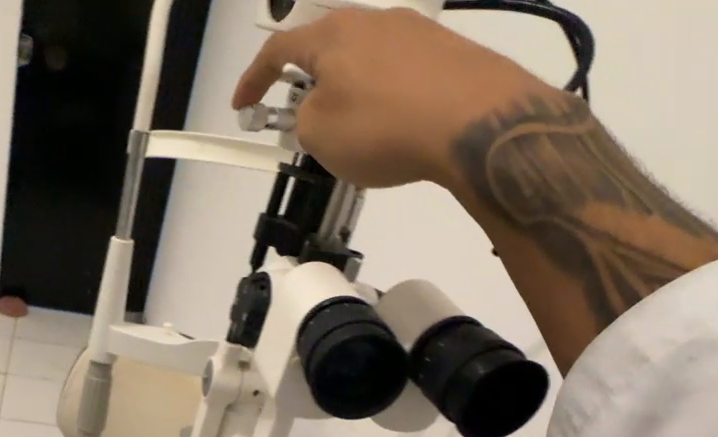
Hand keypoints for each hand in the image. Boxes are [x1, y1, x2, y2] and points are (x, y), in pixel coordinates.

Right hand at [230, 8, 559, 190]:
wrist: (475, 122)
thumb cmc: (383, 126)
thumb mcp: (318, 135)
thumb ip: (303, 119)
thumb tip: (316, 111)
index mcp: (333, 34)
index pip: (278, 49)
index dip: (253, 80)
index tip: (242, 105)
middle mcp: (374, 20)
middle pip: (326, 50)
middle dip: (307, 85)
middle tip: (302, 122)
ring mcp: (416, 33)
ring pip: (364, 62)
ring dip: (348, 94)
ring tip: (352, 135)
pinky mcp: (448, 53)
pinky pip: (399, 75)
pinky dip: (383, 100)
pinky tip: (393, 131)